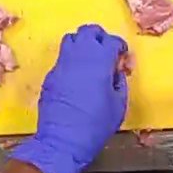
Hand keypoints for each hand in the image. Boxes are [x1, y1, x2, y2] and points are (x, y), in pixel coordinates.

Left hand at [10, 24, 129, 172]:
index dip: (119, 46)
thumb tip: (116, 73)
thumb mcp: (119, 105)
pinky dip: (71, 61)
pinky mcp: (50, 76)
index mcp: (99, 60)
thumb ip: (119, 82)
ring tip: (89, 60)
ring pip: (71, 40)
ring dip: (82, 45)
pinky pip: (62, 59)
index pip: (111, 41)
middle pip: (88, 32)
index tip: (122, 57)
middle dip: (99, 37)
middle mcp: (78, 56)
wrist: (63, 140)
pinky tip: (76, 77)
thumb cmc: (96, 124)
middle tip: (106, 51)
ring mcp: (61, 64)